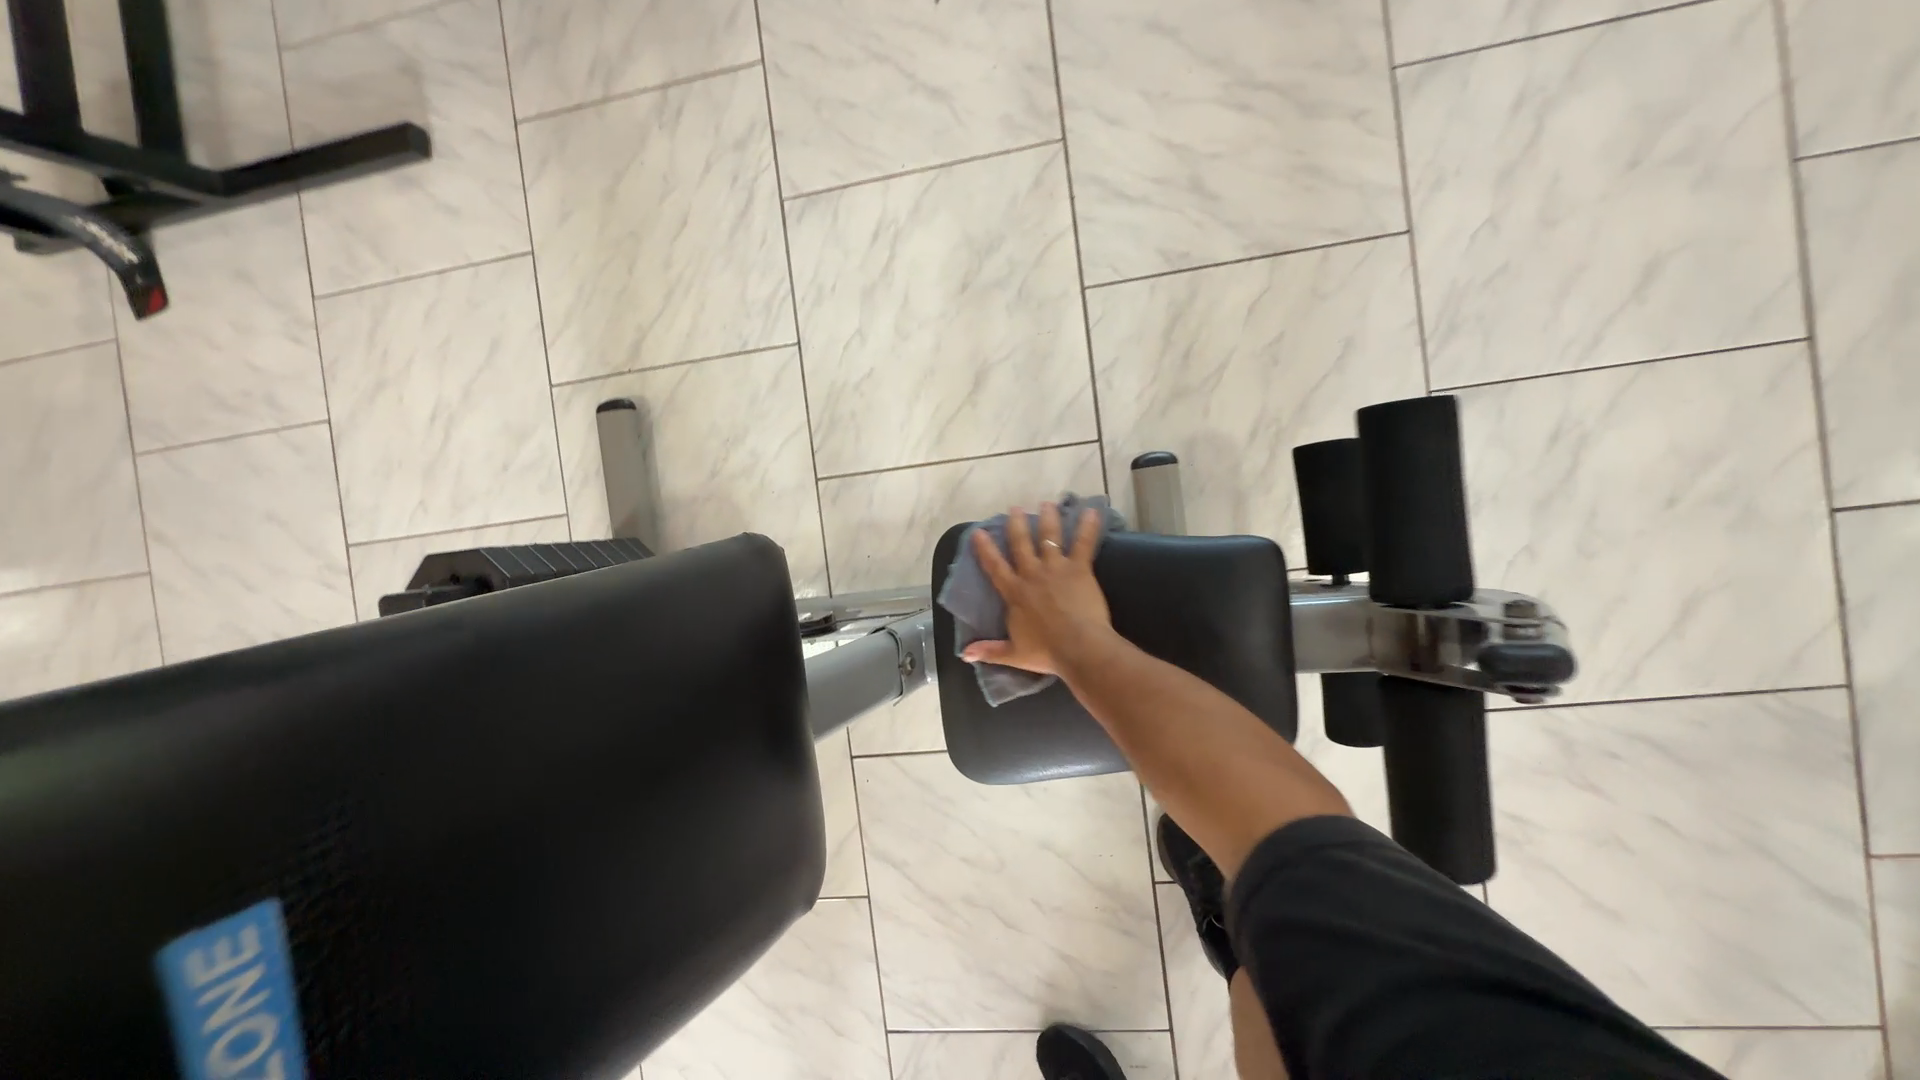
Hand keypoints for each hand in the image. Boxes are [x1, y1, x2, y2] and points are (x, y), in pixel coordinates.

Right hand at [962, 502, 1116, 676]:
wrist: (1078, 647)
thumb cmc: (1046, 652)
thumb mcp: (1013, 653)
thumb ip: (989, 651)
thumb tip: (963, 654)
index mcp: (1014, 593)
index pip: (995, 567)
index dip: (985, 549)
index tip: (978, 532)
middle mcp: (1032, 574)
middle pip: (1021, 544)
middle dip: (1017, 525)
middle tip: (1015, 508)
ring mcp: (1056, 568)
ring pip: (1050, 537)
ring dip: (1048, 519)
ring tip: (1047, 504)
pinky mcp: (1079, 568)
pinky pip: (1084, 543)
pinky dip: (1088, 527)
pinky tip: (1092, 511)